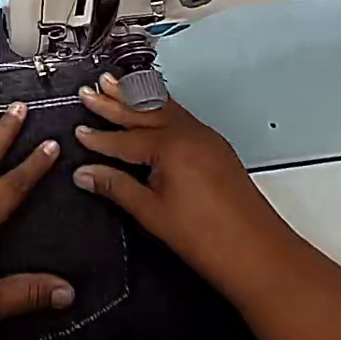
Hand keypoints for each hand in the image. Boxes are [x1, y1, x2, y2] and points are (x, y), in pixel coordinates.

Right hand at [73, 73, 299, 293]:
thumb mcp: (152, 213)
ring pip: (163, 107)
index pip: (124, 138)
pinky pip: (180, 115)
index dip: (98, 138)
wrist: (261, 256)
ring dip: (136, 96)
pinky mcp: (216, 146)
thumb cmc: (213, 239)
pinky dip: (159, 106)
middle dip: (112, 102)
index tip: (79, 132)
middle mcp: (189, 133)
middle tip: (90, 91)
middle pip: (142, 111)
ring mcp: (205, 137)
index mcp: (171, 146)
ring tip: (115, 84)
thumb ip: (116, 187)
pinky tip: (152, 105)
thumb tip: (87, 174)